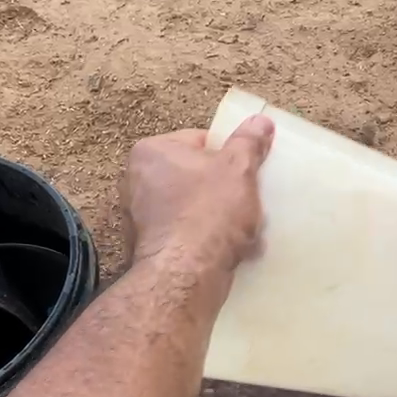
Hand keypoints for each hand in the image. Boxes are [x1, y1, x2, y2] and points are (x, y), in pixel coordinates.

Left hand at [124, 114, 273, 274]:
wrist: (186, 275)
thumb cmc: (209, 214)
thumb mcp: (238, 170)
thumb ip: (249, 143)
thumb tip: (260, 121)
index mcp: (152, 151)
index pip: (200, 141)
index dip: (230, 157)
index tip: (248, 175)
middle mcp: (136, 180)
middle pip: (195, 176)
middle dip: (224, 191)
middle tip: (248, 204)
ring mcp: (139, 217)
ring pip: (193, 208)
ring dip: (220, 219)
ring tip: (244, 233)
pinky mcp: (149, 248)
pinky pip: (186, 236)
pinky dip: (207, 242)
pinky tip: (230, 252)